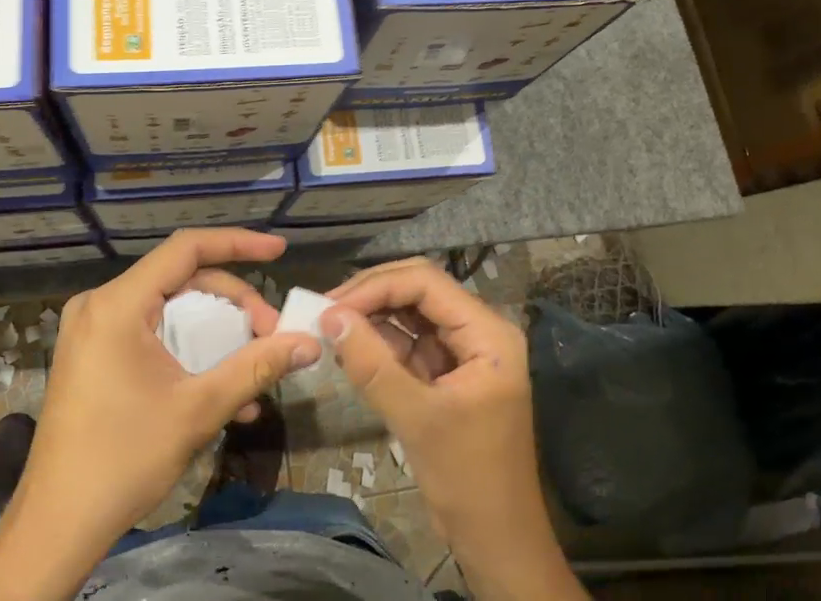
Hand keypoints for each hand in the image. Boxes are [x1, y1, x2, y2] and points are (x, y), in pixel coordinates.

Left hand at [25, 228, 319, 541]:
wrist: (59, 523)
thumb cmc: (125, 458)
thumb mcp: (199, 409)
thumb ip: (257, 367)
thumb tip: (310, 342)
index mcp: (117, 304)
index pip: (186, 249)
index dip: (238, 244)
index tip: (279, 251)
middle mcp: (100, 305)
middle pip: (181, 281)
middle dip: (234, 305)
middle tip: (272, 335)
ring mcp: (92, 332)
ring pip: (170, 311)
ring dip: (216, 335)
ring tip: (256, 371)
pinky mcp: (93, 357)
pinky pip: (151, 336)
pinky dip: (189, 354)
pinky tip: (227, 395)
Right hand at [324, 258, 583, 598]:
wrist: (496, 538)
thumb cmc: (468, 477)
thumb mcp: (417, 418)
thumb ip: (372, 364)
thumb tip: (329, 315)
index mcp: (488, 333)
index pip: (426, 283)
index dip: (376, 286)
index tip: (330, 305)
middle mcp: (479, 332)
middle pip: (419, 290)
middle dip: (371, 295)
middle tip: (324, 309)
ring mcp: (463, 353)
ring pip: (411, 314)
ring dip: (371, 316)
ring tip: (328, 324)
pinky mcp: (447, 374)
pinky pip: (409, 343)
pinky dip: (379, 342)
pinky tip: (347, 347)